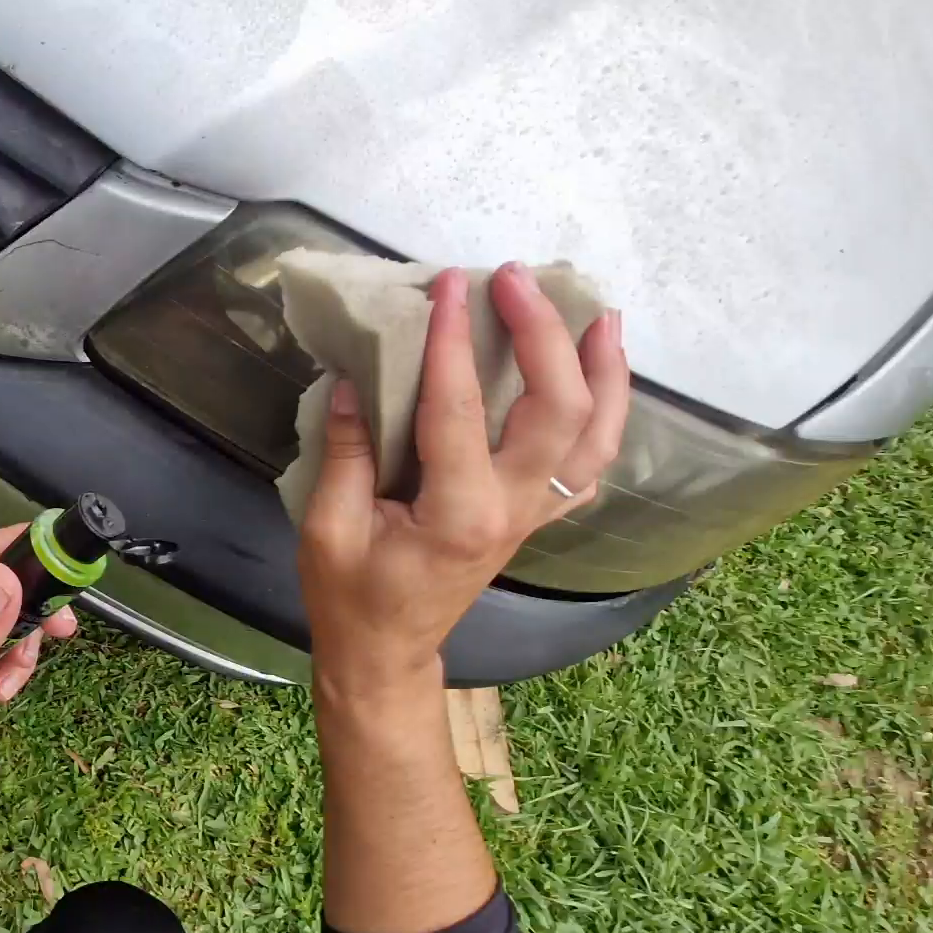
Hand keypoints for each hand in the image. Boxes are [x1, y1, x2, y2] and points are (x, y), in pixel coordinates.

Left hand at [0, 527, 77, 856]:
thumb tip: (7, 576)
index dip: (10, 549)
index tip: (58, 545)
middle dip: (27, 597)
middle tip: (63, 617)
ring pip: (3, 617)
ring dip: (25, 636)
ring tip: (22, 668)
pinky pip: (5, 651)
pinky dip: (16, 664)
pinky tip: (5, 693)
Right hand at [297, 262, 629, 706]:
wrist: (384, 651)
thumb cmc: (349, 597)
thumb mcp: (328, 529)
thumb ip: (346, 455)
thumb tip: (353, 383)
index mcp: (457, 512)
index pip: (458, 409)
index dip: (451, 342)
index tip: (449, 287)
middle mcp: (513, 510)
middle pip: (558, 408)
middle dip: (542, 334)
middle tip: (517, 281)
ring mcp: (532, 517)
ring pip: (597, 435)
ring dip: (604, 371)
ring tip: (598, 316)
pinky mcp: (531, 522)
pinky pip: (587, 465)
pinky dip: (604, 418)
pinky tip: (598, 386)